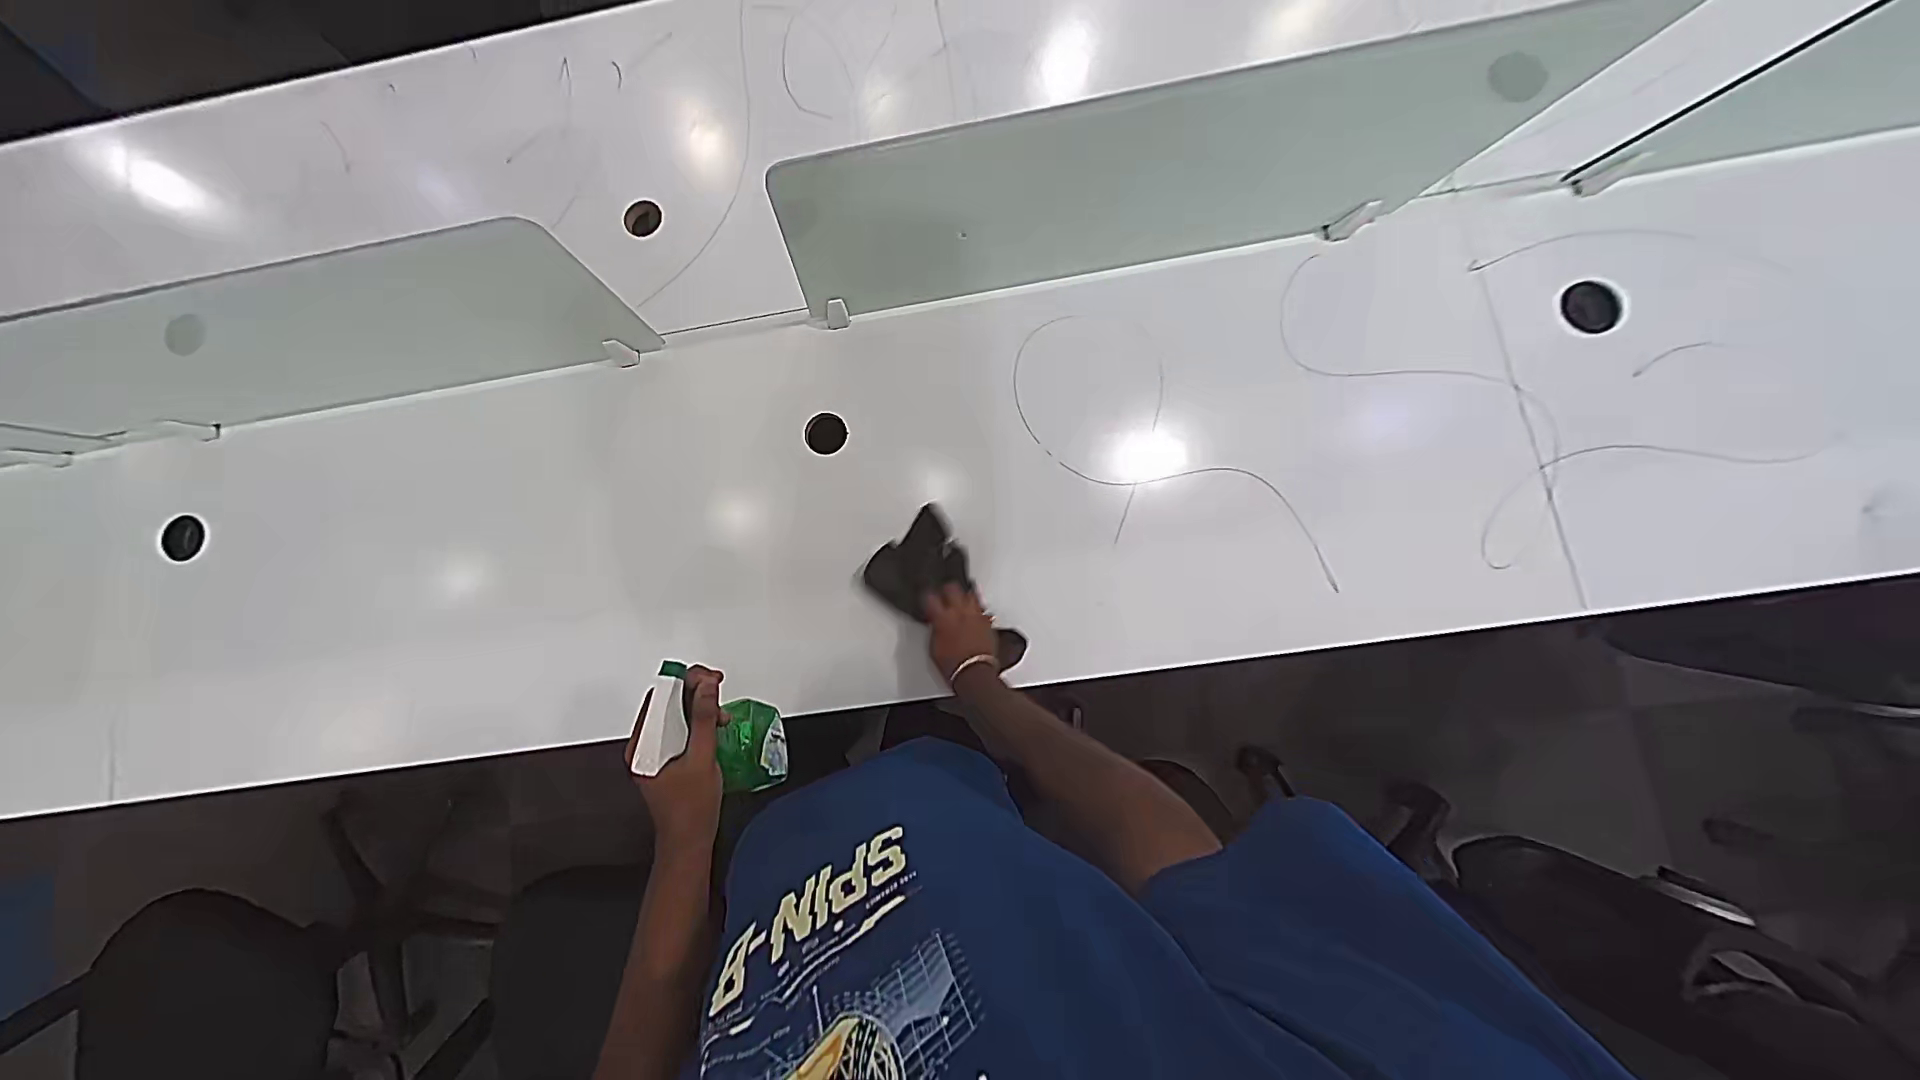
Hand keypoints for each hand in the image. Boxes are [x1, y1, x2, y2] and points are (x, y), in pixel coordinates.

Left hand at [625, 665, 726, 849]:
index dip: (685, 681)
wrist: (689, 841)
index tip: (710, 677)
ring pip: (676, 714)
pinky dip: (699, 722)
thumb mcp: (702, 757)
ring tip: (721, 715)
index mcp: (643, 746)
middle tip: (718, 687)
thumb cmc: (692, 807)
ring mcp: (655, 752)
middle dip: (695, 691)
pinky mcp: (668, 758)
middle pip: (667, 703)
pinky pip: (681, 728)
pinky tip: (715, 726)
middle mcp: (644, 746)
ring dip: (700, 707)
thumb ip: (704, 719)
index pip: (659, 698)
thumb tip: (706, 686)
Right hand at [923, 584, 999, 688]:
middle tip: (944, 593)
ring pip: (970, 594)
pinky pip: (982, 608)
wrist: (974, 673)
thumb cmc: (954, 665)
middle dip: (946, 589)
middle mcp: (960, 613)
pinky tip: (973, 611)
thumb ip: (935, 629)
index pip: (931, 598)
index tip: (927, 597)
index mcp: (943, 618)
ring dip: (964, 595)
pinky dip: (976, 608)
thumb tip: (936, 623)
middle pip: (952, 588)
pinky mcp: (987, 622)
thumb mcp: (934, 648)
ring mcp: (975, 615)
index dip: (927, 595)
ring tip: (961, 598)